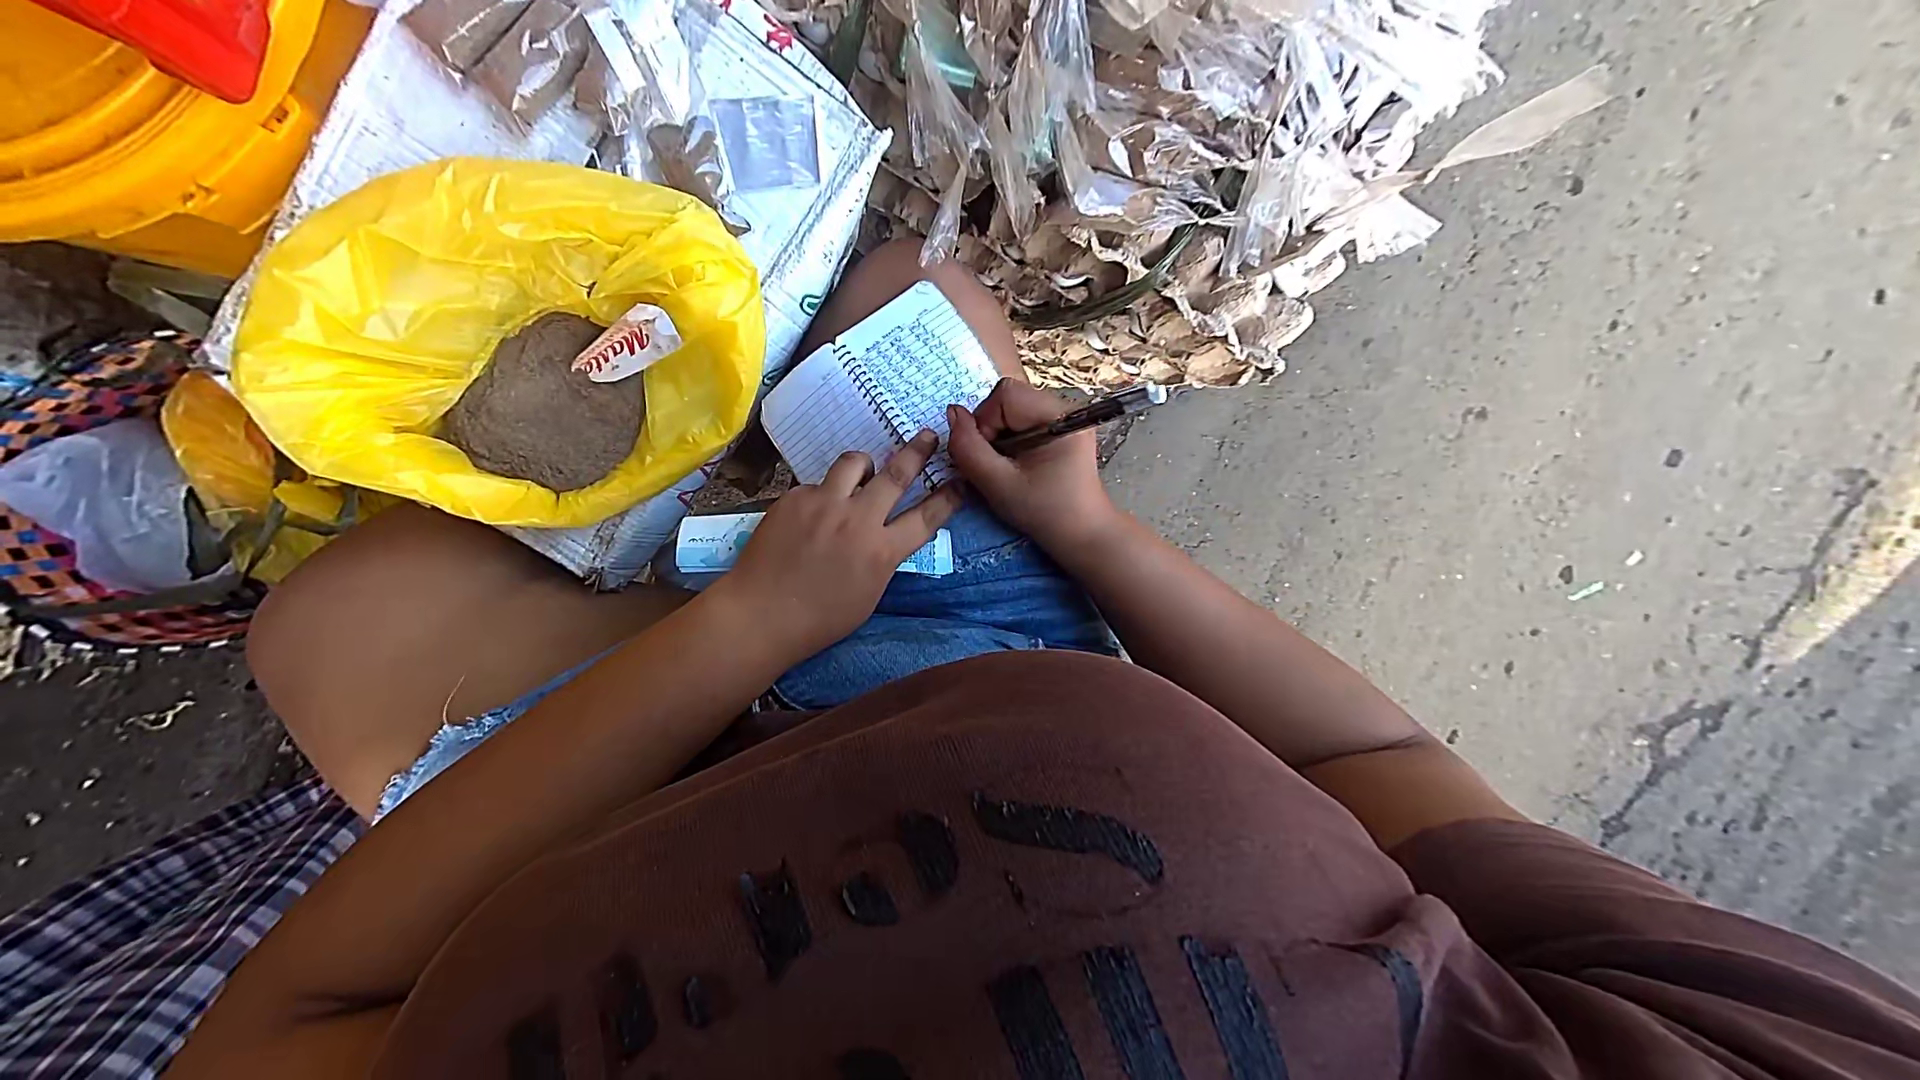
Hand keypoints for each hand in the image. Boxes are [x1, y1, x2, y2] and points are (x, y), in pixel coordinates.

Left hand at [714, 430, 961, 656]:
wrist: (760, 615)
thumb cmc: (819, 619)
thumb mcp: (868, 594)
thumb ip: (882, 558)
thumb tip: (886, 535)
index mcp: (881, 551)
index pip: (926, 516)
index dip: (948, 497)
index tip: (959, 481)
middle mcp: (857, 519)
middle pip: (897, 473)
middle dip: (918, 451)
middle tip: (927, 436)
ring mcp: (823, 504)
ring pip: (854, 463)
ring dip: (865, 465)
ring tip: (861, 474)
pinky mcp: (793, 498)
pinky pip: (816, 485)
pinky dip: (822, 495)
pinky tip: (810, 516)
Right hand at [945, 379, 1119, 553]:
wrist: (1082, 534)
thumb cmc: (1045, 513)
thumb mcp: (998, 484)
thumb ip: (968, 448)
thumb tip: (952, 413)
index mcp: (1058, 416)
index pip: (1005, 395)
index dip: (985, 423)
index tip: (989, 458)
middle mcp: (1065, 408)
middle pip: (1008, 399)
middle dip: (991, 429)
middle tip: (997, 465)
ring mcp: (1063, 418)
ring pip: (1011, 410)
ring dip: (999, 436)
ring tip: (1009, 467)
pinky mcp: (1060, 429)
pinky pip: (1021, 421)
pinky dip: (1010, 440)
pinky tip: (1019, 465)